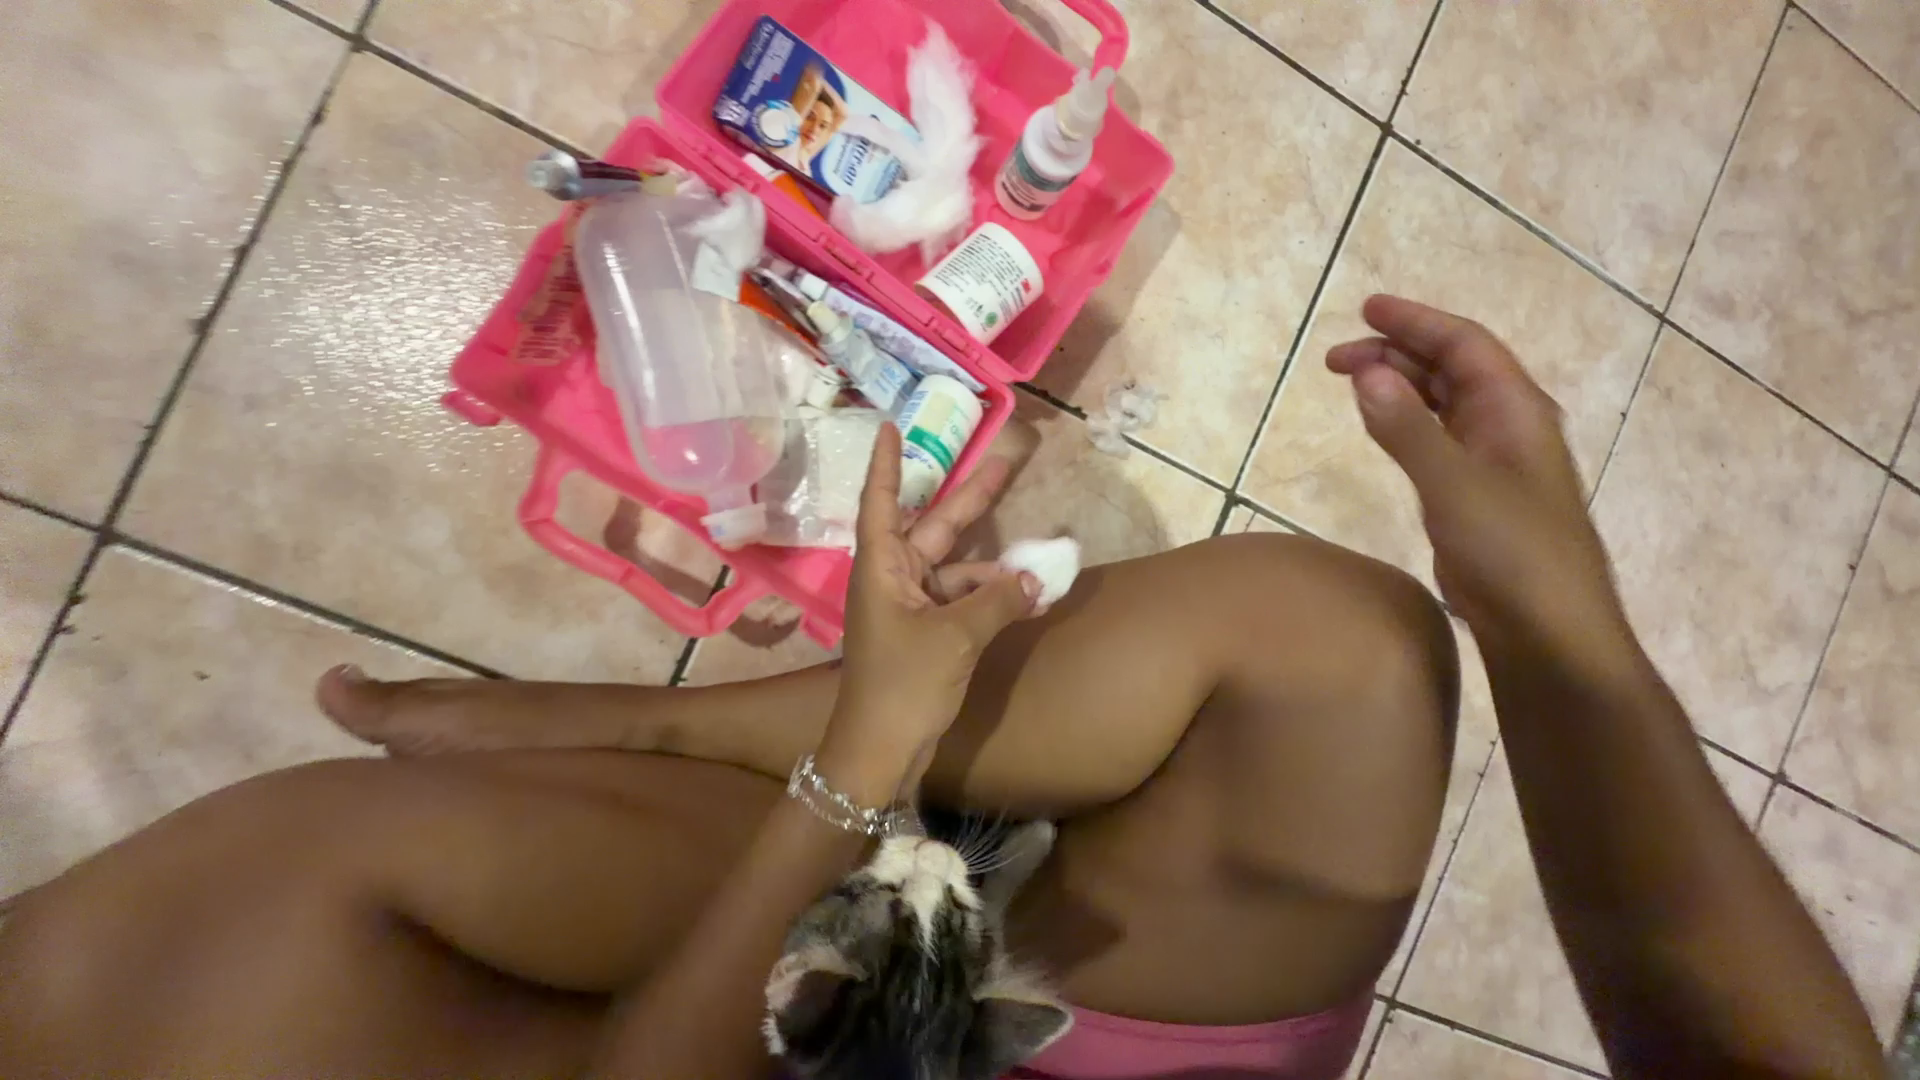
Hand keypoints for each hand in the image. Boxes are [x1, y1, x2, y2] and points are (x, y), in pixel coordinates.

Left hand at [817, 425, 1041, 795]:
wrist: (881, 752)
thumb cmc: (904, 684)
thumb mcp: (956, 637)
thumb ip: (998, 600)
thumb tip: (1035, 578)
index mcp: (882, 568)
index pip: (881, 502)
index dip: (885, 464)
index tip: (890, 426)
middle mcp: (894, 579)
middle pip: (935, 527)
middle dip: (972, 498)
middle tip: (1007, 461)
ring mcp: (910, 607)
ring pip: (957, 570)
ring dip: (996, 569)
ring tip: (1043, 564)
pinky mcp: (926, 634)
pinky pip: (963, 602)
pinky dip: (993, 599)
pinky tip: (1030, 598)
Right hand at [1326, 295, 1627, 648]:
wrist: (1545, 624)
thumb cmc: (1511, 549)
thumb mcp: (1452, 484)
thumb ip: (1407, 429)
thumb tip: (1365, 373)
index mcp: (1515, 410)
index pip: (1464, 345)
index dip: (1416, 322)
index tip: (1365, 309)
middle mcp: (1506, 424)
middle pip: (1450, 369)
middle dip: (1396, 353)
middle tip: (1335, 358)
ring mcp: (1490, 460)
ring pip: (1441, 402)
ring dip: (1398, 385)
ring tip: (1350, 381)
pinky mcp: (1471, 492)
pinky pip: (1434, 436)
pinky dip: (1403, 421)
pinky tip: (1380, 424)